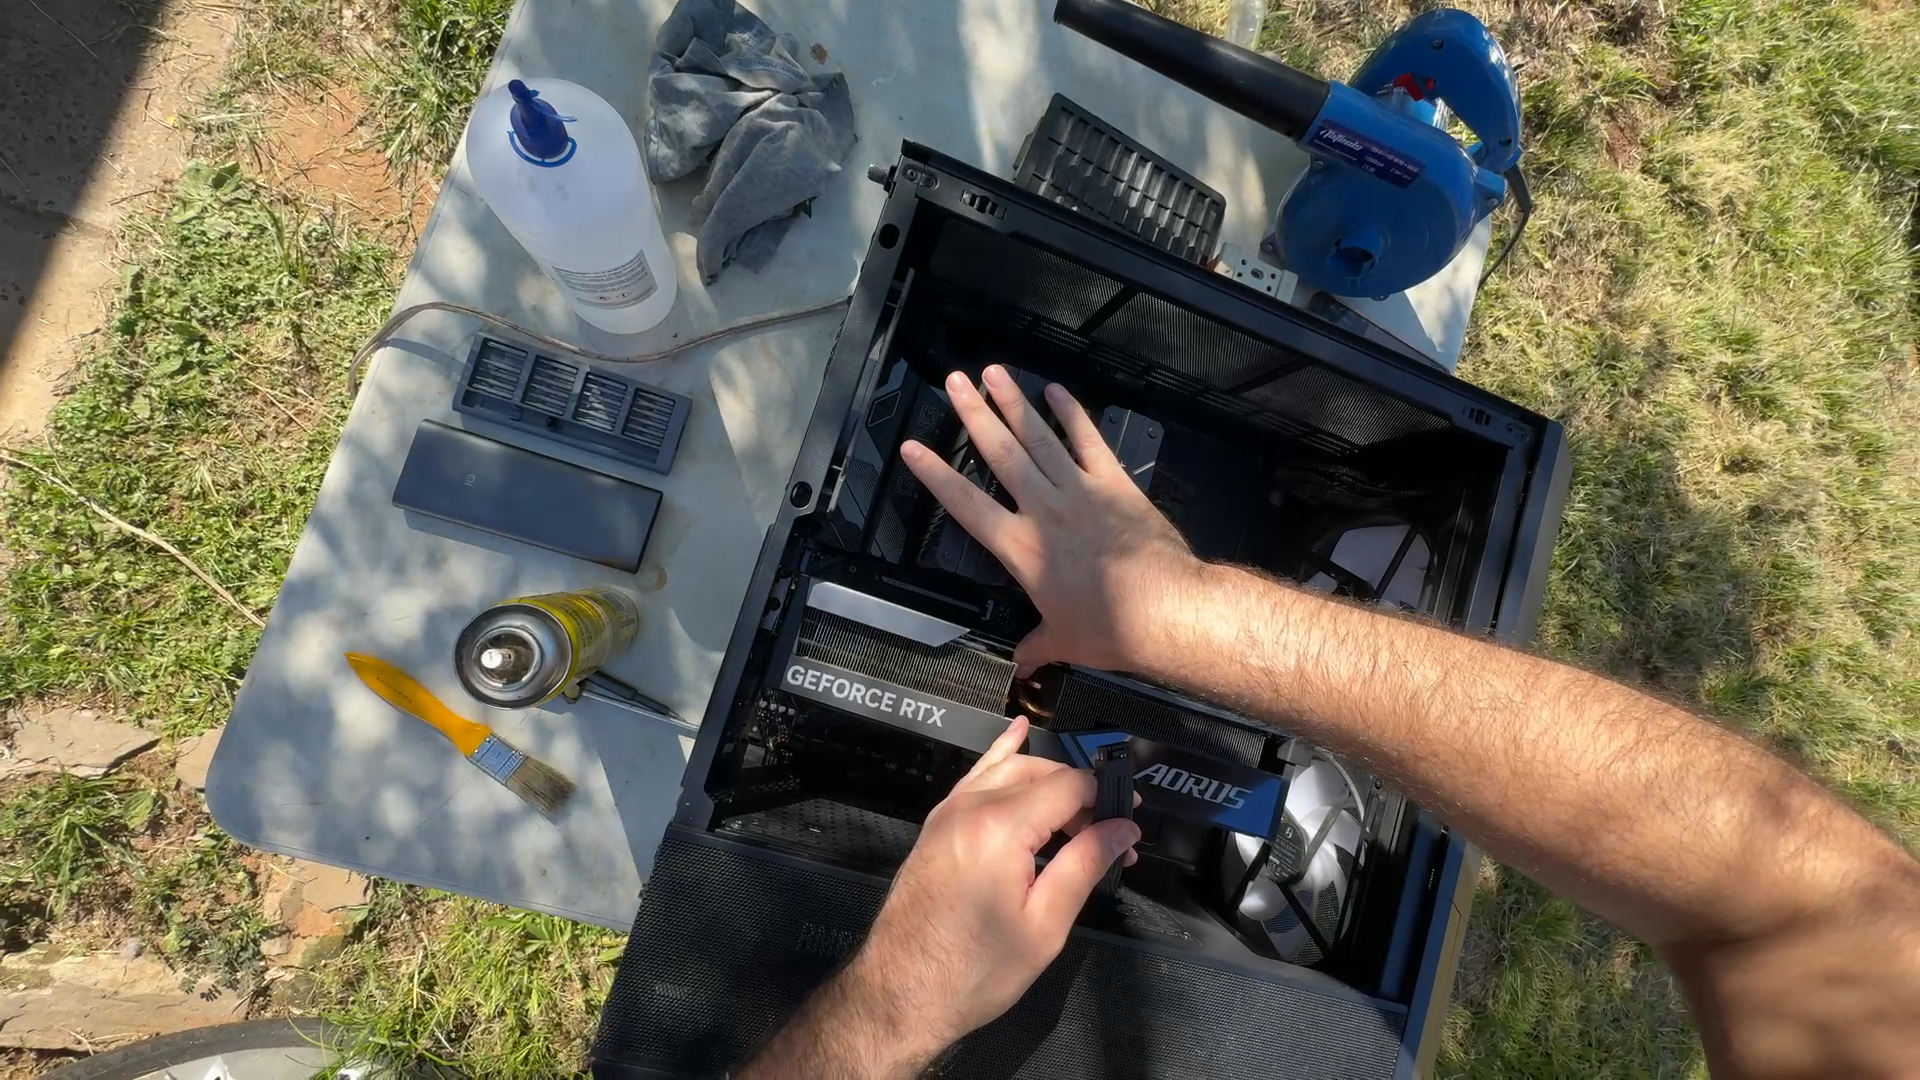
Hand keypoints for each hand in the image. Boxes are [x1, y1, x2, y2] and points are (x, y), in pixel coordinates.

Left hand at [838, 717, 1140, 1065]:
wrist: (901, 992)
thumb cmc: (978, 970)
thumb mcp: (1044, 926)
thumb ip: (1084, 864)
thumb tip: (1123, 827)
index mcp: (1001, 827)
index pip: (1068, 786)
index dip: (1105, 796)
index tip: (1131, 818)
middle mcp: (972, 804)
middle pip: (1041, 774)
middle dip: (1082, 795)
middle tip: (1111, 831)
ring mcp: (949, 809)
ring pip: (1011, 770)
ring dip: (1050, 782)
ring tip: (1082, 810)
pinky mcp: (938, 821)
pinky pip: (977, 774)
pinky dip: (1002, 754)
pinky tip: (1018, 733)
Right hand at [901, 367, 1202, 673]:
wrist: (1166, 611)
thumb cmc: (1109, 628)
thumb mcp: (1062, 641)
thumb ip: (1036, 644)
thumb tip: (1022, 662)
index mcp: (1021, 548)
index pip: (966, 505)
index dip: (935, 476)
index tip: (913, 449)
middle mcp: (1044, 510)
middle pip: (1000, 454)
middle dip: (974, 415)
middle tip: (955, 382)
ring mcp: (1080, 491)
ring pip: (1039, 438)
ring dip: (1014, 403)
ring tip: (993, 372)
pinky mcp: (1114, 484)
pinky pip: (1089, 442)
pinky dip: (1073, 415)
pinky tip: (1057, 392)